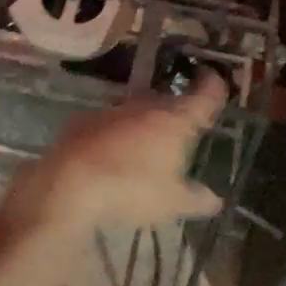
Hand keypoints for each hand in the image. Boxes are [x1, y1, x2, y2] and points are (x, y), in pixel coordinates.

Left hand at [7, 72, 228, 231]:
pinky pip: (108, 124)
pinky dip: (114, 134)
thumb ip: (197, 200)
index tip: (217, 81)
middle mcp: (146, 107)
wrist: (68, 184)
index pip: (205, 95)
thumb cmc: (131, 190)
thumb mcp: (171, 203)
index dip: (214, 87)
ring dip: (143, 123)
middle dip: (176, 111)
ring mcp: (112, 111)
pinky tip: (110, 154)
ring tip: (146, 144)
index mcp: (175, 121)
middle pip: (168, 102)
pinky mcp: (83, 121)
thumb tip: (215, 201)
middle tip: (182, 128)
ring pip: (136, 111)